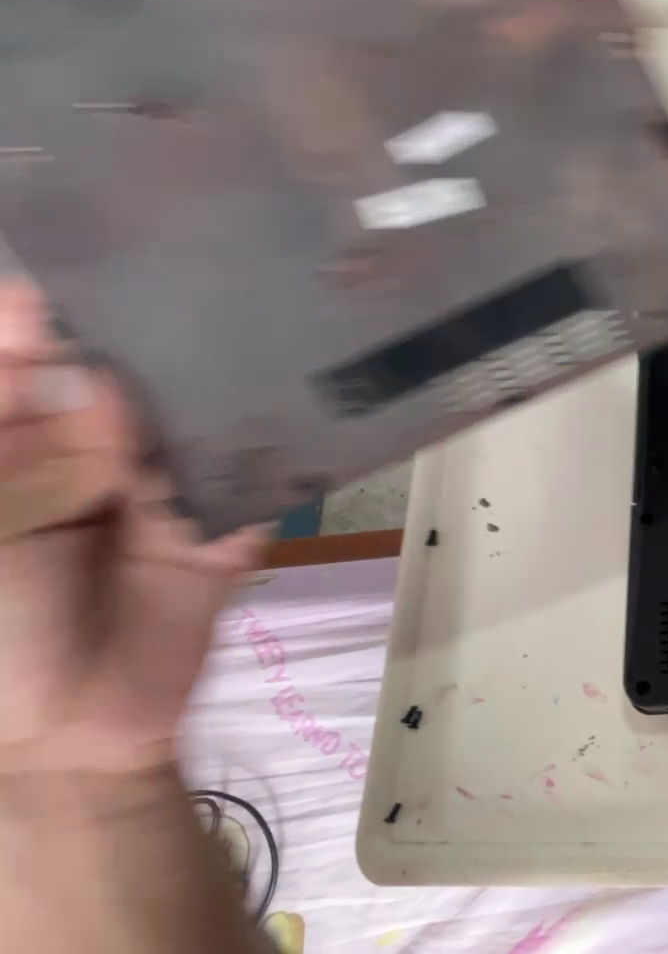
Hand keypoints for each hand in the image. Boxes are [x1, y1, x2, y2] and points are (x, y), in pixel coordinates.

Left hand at [0, 281, 264, 776]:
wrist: (70, 730)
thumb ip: (45, 465)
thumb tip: (96, 380)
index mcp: (11, 461)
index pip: (19, 382)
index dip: (30, 334)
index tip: (57, 284)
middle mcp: (86, 464)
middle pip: (117, 396)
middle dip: (140, 356)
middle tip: (177, 295)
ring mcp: (163, 494)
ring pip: (192, 434)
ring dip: (211, 404)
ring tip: (245, 346)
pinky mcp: (227, 525)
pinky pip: (253, 488)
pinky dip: (268, 464)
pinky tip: (292, 421)